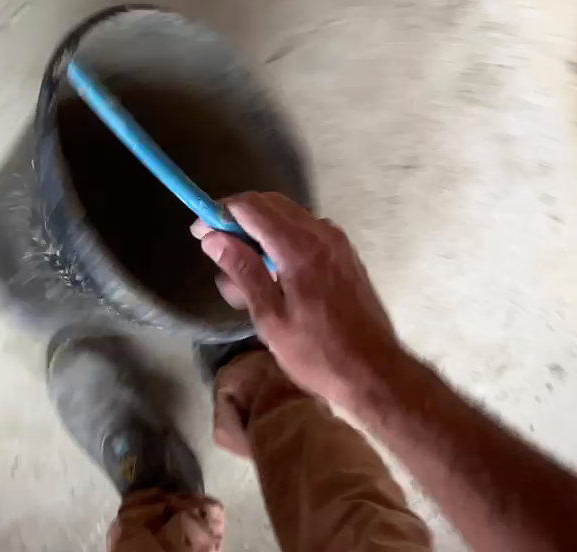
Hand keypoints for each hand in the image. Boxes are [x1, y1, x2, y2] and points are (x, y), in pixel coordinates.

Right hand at [193, 191, 405, 412]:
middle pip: (268, 203)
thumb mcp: (270, 318)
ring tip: (243, 270)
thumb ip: (242, 271)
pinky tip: (274, 274)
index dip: (219, 213)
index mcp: (298, 246)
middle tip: (216, 249)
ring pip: (287, 215)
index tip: (199, 231)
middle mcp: (319, 232)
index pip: (250, 206)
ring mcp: (336, 240)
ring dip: (260, 229)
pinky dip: (282, 238)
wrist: (376, 373)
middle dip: (238, 219)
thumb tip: (212, 238)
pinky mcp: (343, 252)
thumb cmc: (318, 353)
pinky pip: (304, 229)